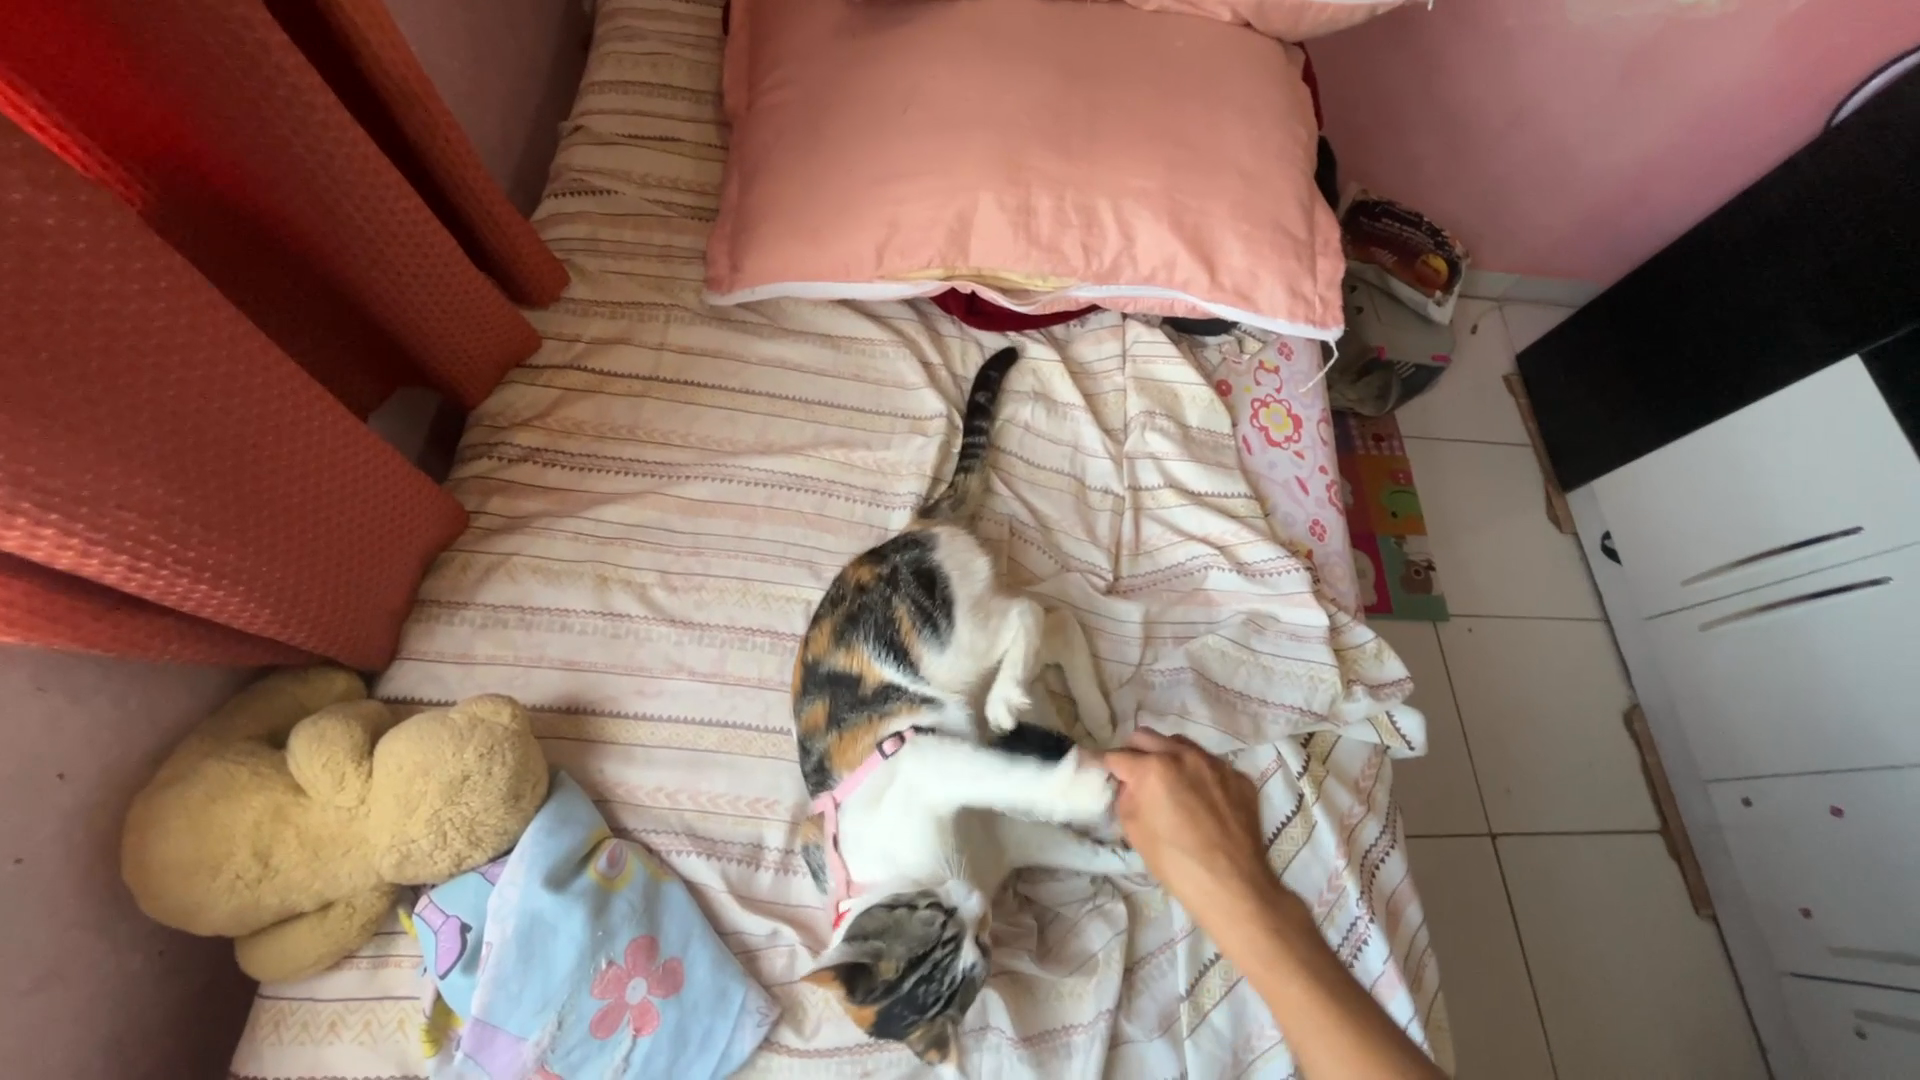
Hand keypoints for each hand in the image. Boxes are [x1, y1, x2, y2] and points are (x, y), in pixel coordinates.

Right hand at [1102, 730, 1287, 922]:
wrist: (1232, 886)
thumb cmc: (1174, 862)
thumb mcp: (1133, 829)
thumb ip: (1126, 795)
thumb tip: (1130, 783)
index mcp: (1152, 768)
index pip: (1117, 755)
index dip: (1108, 766)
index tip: (1107, 774)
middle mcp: (1183, 755)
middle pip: (1146, 737)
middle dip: (1135, 753)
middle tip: (1135, 776)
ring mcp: (1215, 763)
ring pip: (1180, 743)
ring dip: (1167, 756)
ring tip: (1171, 783)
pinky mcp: (1239, 776)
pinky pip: (1210, 764)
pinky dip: (1199, 774)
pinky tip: (1203, 800)